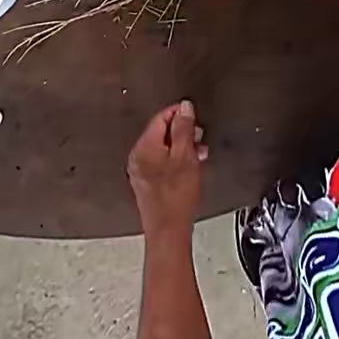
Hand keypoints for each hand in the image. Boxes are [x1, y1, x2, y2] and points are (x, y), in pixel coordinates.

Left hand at [127, 100, 208, 236]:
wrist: (169, 231)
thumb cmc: (176, 197)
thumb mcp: (186, 156)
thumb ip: (184, 129)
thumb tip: (184, 108)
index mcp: (144, 147)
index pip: (160, 118)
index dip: (179, 113)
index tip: (194, 115)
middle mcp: (138, 157)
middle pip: (161, 132)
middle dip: (182, 131)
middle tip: (199, 136)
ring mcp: (141, 170)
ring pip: (163, 147)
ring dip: (182, 146)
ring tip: (199, 153)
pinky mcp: (147, 182)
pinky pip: (161, 161)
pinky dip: (176, 159)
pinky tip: (190, 166)